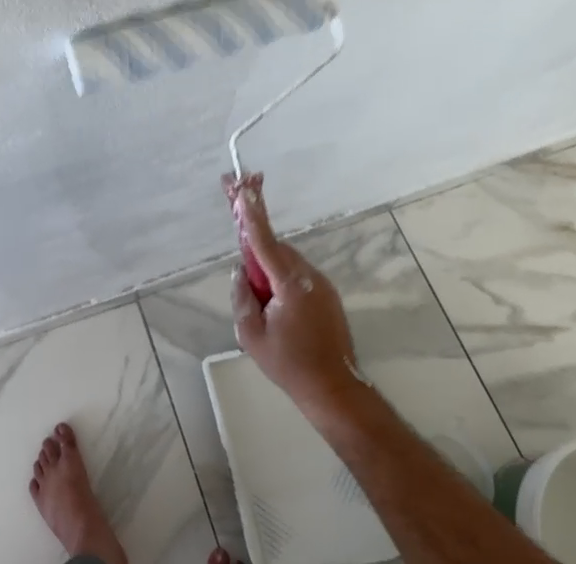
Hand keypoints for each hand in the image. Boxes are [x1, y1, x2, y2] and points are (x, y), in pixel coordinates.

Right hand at [226, 177, 362, 412]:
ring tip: (263, 307)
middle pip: (276, 249)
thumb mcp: (251, 334)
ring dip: (269, 271)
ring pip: (287, 264)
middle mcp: (309, 276)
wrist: (334, 389)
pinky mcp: (328, 297)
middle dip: (256, 249)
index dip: (251, 212)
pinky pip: (298, 278)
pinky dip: (282, 282)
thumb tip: (241, 273)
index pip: (264, 240)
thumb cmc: (289, 364)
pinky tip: (277, 311)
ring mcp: (322, 286)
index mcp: (290, 283)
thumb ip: (242, 297)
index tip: (242, 186)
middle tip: (244, 270)